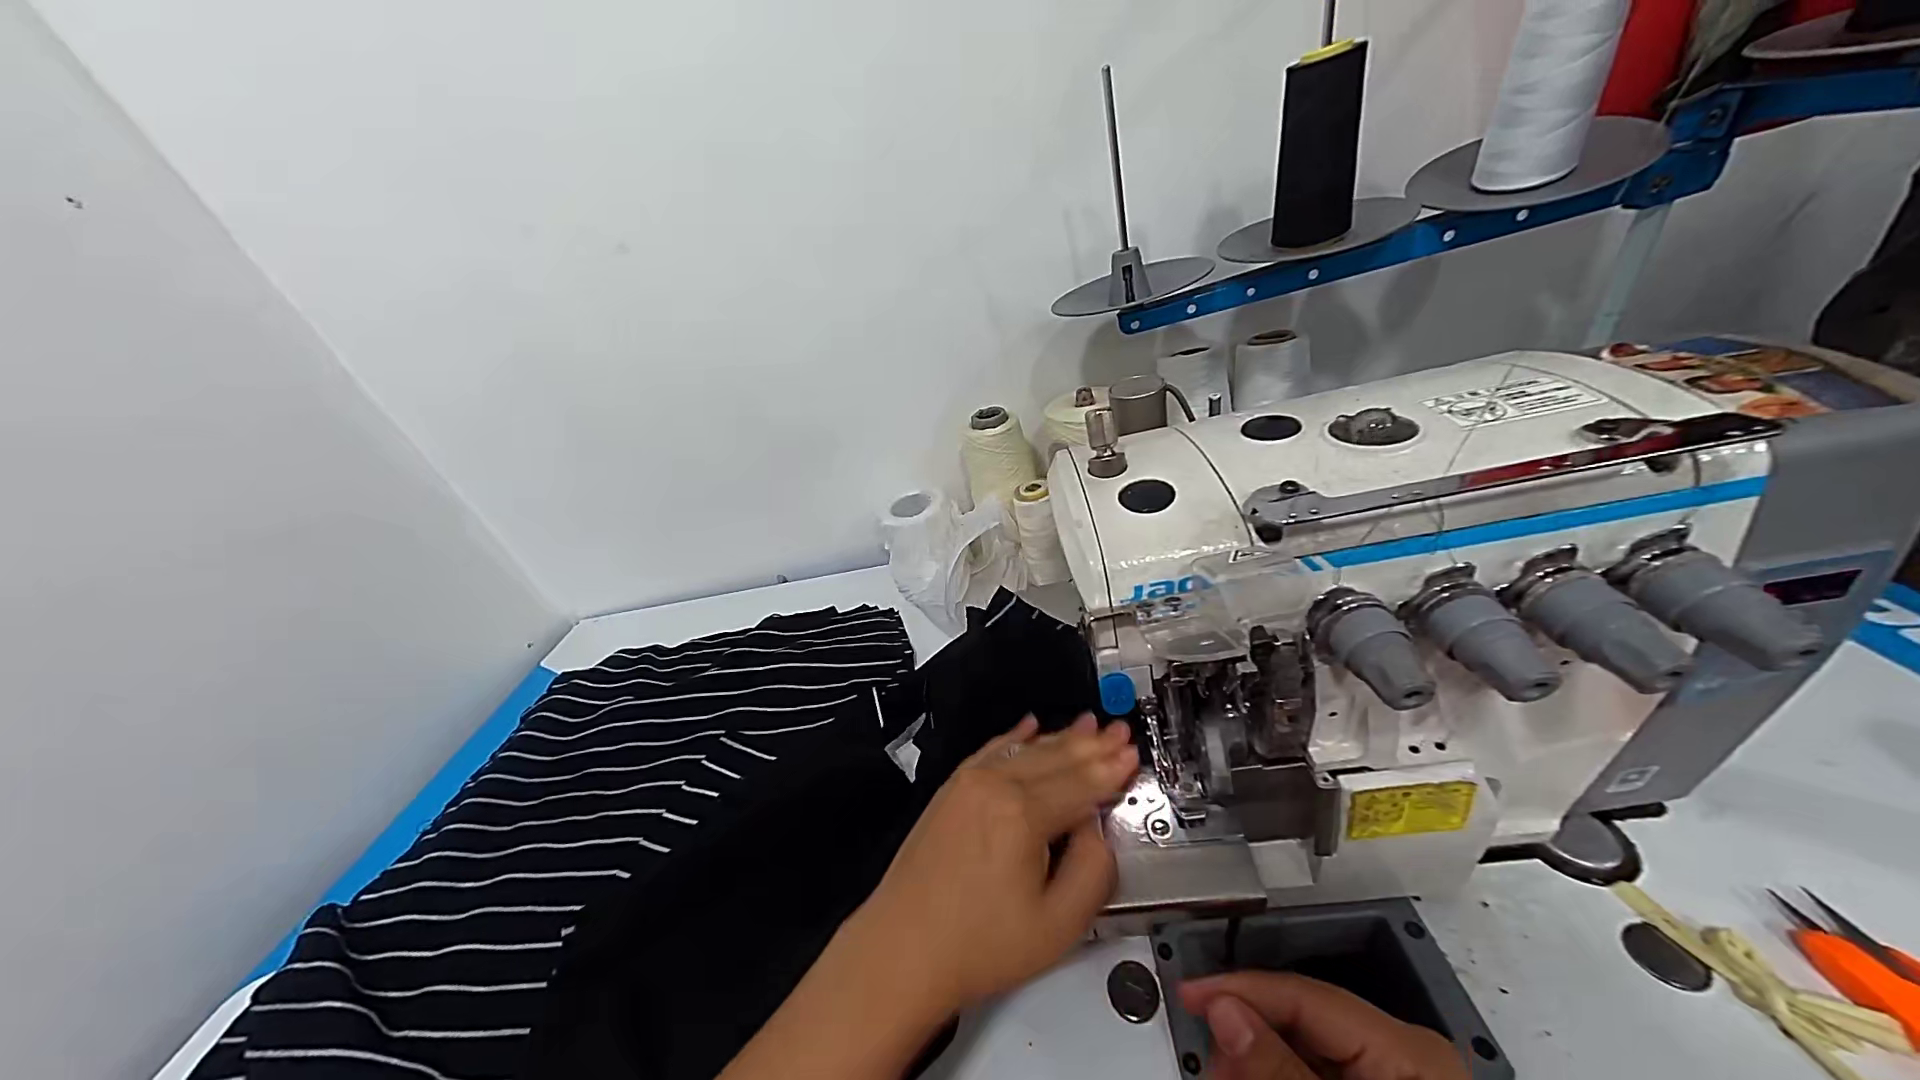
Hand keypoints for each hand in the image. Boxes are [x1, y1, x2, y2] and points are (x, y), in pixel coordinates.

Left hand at [846, 713, 1138, 1011]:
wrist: (902, 949)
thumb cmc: (973, 944)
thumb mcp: (1058, 923)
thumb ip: (1093, 870)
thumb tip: (1097, 833)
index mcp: (1022, 814)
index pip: (1080, 784)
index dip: (1111, 769)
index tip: (1131, 754)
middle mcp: (993, 787)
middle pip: (1056, 758)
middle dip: (1093, 744)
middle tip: (1118, 731)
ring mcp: (967, 784)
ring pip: (1026, 750)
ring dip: (1061, 737)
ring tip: (1088, 725)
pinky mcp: (950, 791)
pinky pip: (991, 750)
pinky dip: (1015, 737)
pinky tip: (1028, 727)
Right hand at [1179, 972, 1469, 1079]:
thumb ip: (1279, 1067)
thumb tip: (1224, 1009)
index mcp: (1408, 1048)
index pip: (1302, 993)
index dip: (1238, 988)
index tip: (1190, 992)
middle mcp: (1406, 1051)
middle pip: (1301, 1016)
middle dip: (1245, 1030)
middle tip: (1205, 1052)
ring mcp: (1397, 1072)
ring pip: (1305, 1042)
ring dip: (1258, 1054)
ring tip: (1224, 1071)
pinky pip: (1320, 1065)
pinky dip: (1281, 1069)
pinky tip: (1254, 1074)